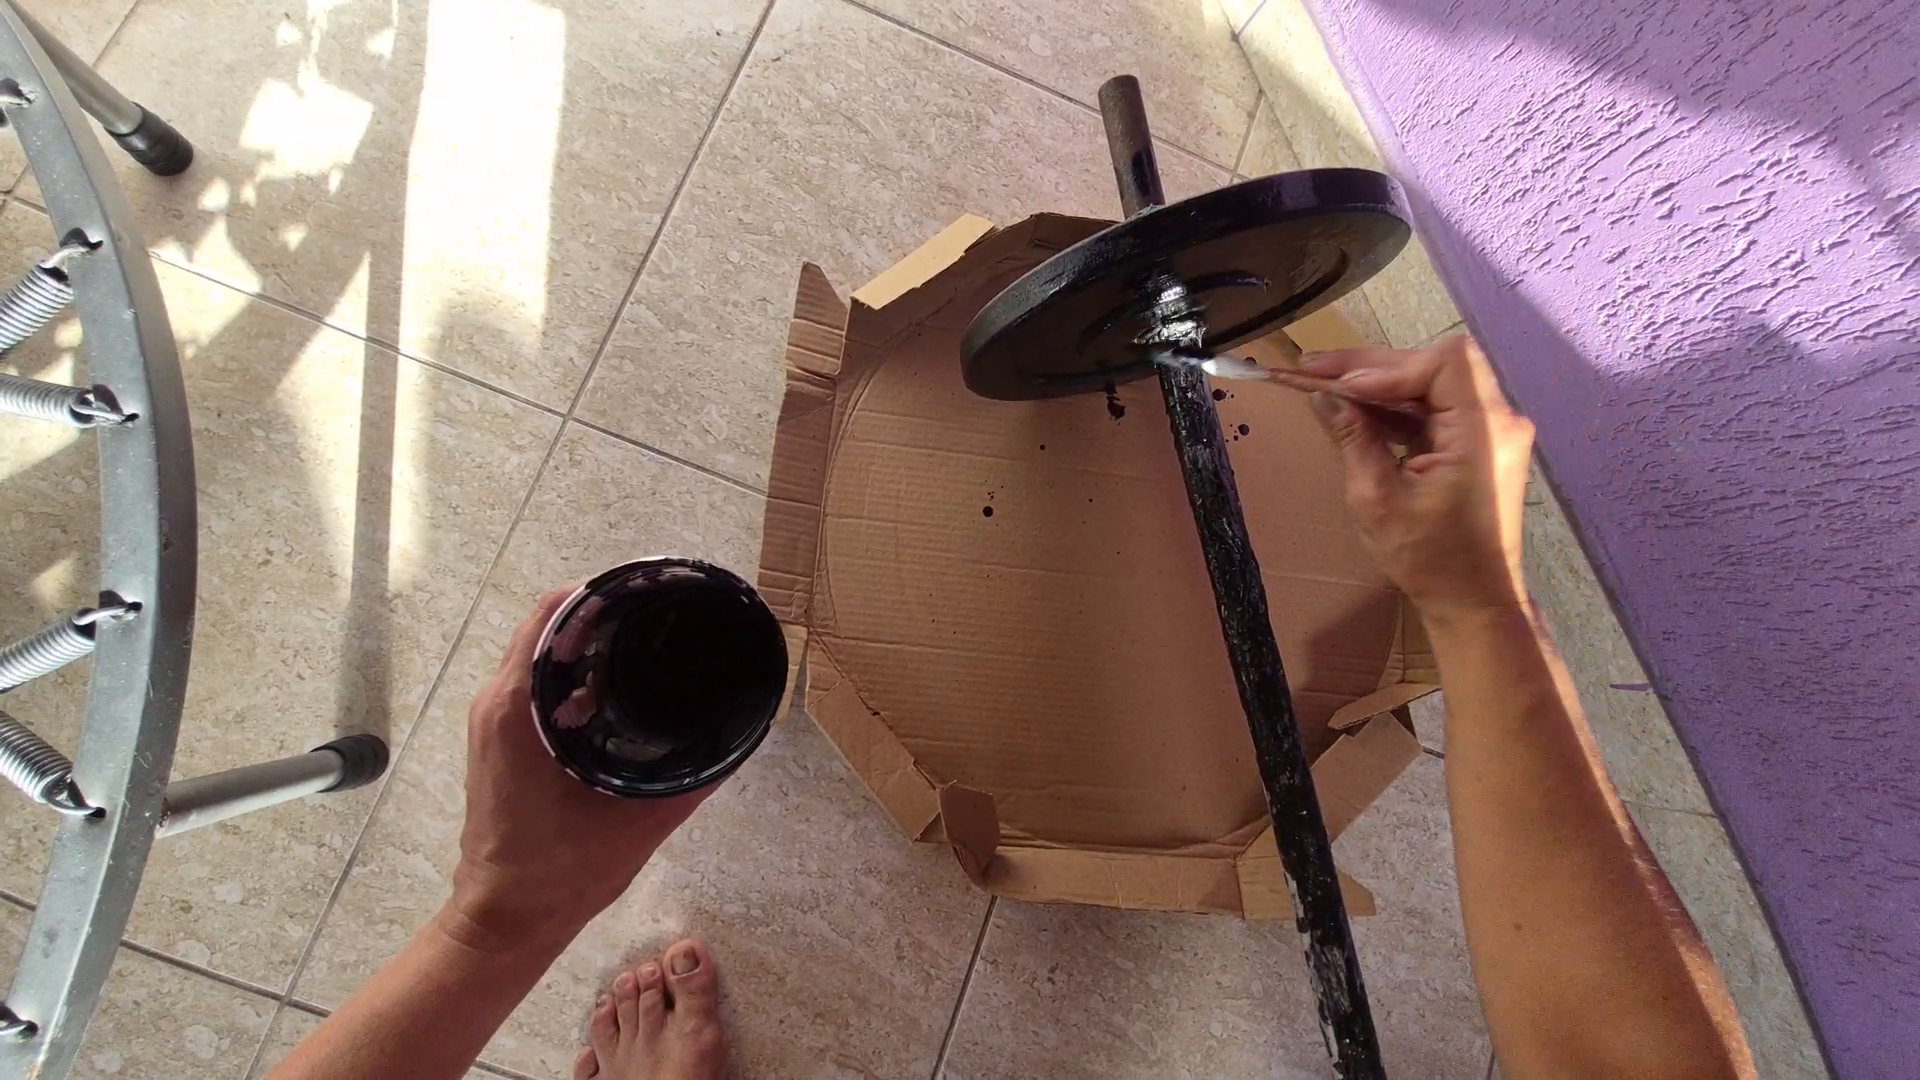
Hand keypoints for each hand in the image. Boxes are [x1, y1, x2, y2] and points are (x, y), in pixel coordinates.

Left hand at [444, 586, 713, 953]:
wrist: (505, 920)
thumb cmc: (564, 871)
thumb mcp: (643, 819)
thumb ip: (697, 775)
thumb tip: (743, 728)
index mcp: (519, 711)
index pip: (552, 616)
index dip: (601, 591)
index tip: (651, 586)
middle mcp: (499, 702)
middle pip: (547, 621)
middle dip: (603, 605)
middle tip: (662, 606)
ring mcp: (495, 717)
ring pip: (541, 646)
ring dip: (589, 632)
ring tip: (647, 631)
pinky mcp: (501, 734)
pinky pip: (538, 675)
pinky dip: (576, 661)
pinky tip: (620, 676)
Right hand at [1292, 336, 1534, 620]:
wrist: (1471, 598)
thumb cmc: (1426, 556)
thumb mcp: (1376, 498)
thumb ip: (1354, 439)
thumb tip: (1323, 397)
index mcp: (1483, 431)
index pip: (1442, 363)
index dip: (1385, 367)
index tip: (1339, 388)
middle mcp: (1496, 420)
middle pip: (1433, 365)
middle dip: (1369, 366)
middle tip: (1311, 368)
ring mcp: (1488, 430)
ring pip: (1429, 383)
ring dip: (1376, 383)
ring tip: (1321, 383)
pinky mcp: (1475, 444)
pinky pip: (1431, 409)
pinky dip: (1390, 406)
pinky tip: (1352, 410)